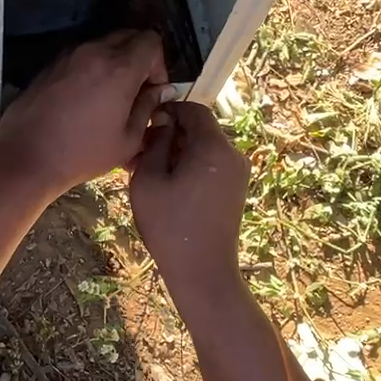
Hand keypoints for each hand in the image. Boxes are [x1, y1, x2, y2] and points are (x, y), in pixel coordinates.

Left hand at [0, 30, 168, 197]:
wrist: (27, 157)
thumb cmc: (82, 154)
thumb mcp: (128, 140)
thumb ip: (148, 107)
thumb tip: (161, 91)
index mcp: (119, 68)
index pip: (151, 42)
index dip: (159, 64)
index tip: (153, 91)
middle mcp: (93, 52)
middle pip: (128, 37)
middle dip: (139, 59)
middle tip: (136, 92)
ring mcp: (68, 56)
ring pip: (103, 45)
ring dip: (114, 63)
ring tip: (110, 98)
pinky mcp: (50, 66)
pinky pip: (80, 57)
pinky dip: (91, 69)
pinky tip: (85, 100)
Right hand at [128, 101, 249, 286]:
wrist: (202, 270)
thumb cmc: (169, 225)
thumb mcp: (149, 180)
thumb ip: (156, 143)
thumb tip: (163, 123)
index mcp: (214, 146)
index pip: (193, 109)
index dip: (168, 111)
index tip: (145, 126)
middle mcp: (233, 154)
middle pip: (200, 129)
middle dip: (171, 134)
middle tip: (142, 153)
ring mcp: (238, 173)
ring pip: (205, 148)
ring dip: (179, 152)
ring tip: (151, 172)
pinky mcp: (236, 189)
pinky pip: (212, 165)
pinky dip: (191, 167)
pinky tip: (169, 186)